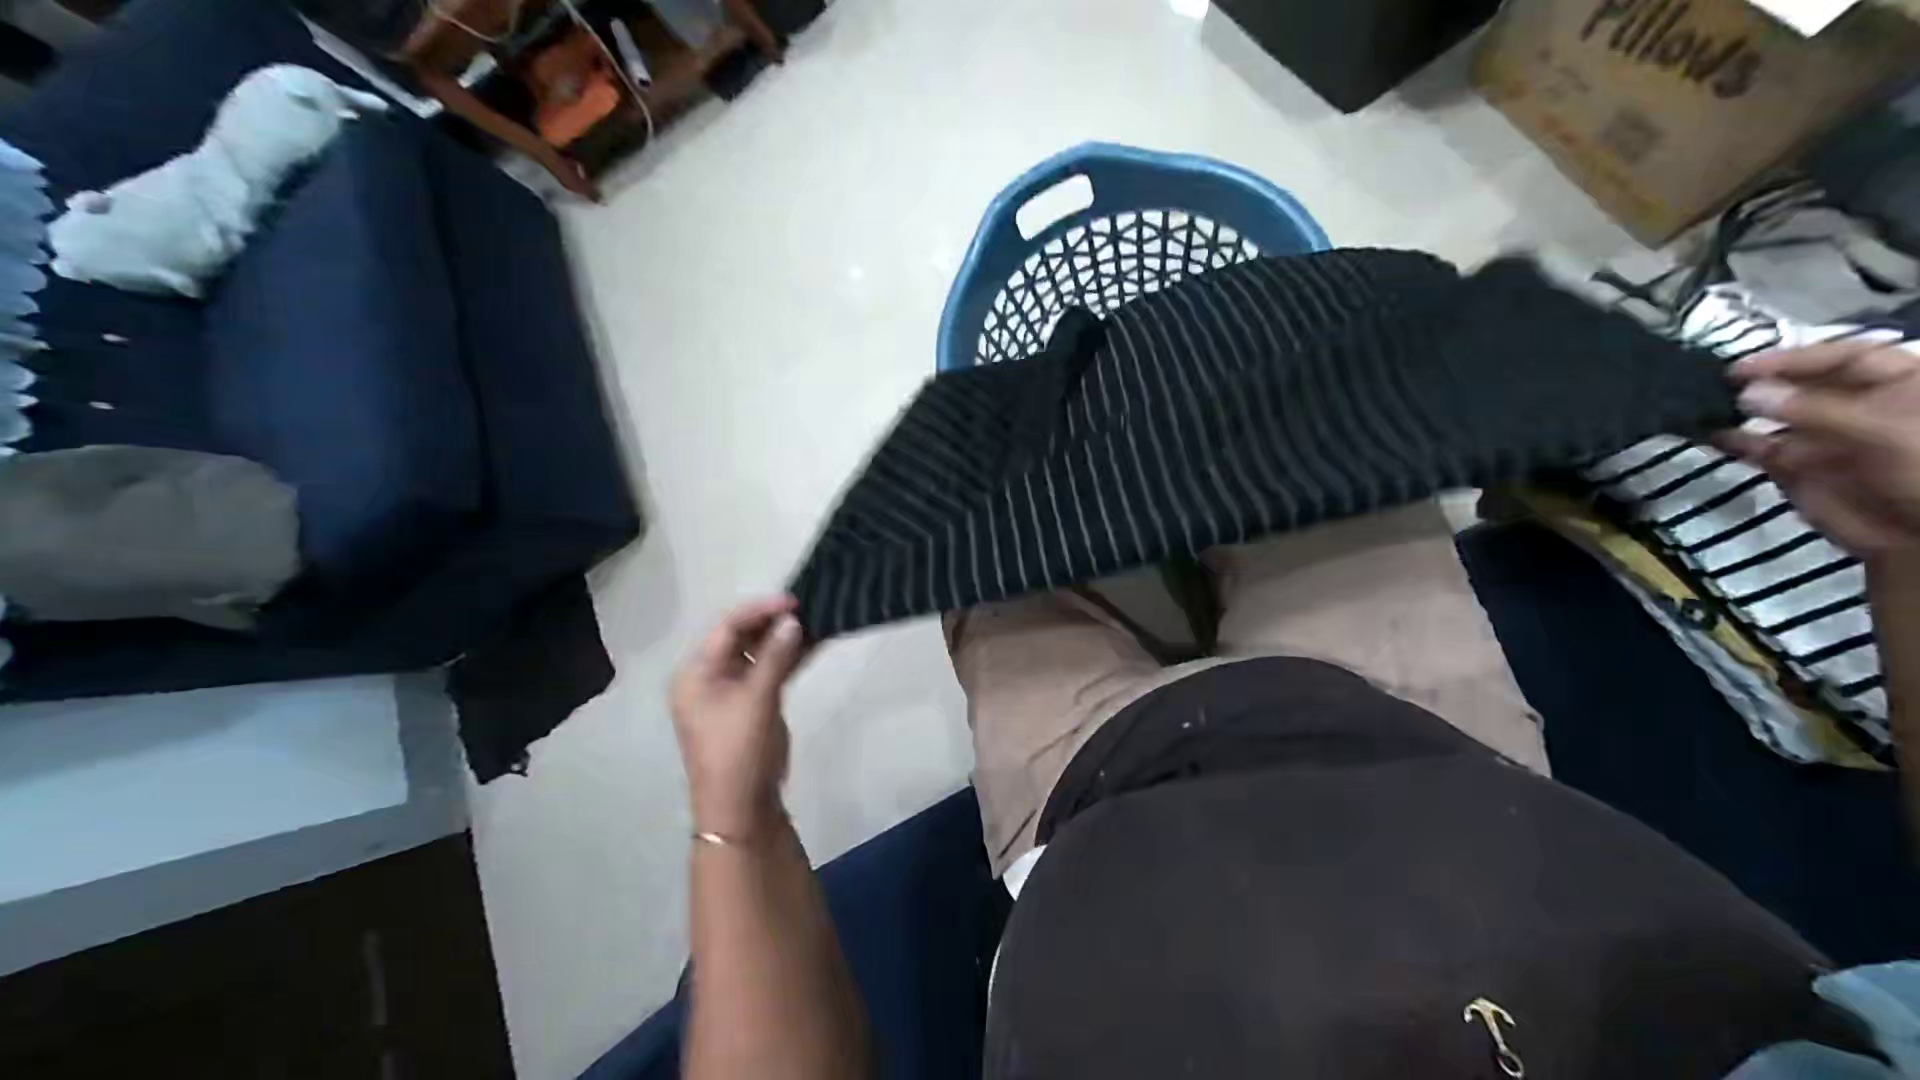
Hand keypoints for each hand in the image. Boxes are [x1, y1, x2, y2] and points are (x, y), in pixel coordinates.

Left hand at [670, 596, 807, 837]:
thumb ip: (774, 657)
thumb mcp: (756, 700)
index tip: (793, 601)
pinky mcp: (754, 703)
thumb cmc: (738, 751)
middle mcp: (711, 677)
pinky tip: (815, 642)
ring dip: (785, 638)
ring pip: (759, 653)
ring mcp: (733, 690)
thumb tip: (793, 621)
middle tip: (808, 607)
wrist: (742, 807)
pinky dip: (790, 658)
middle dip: (773, 621)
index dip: (759, 610)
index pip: (726, 628)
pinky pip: (771, 671)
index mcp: (696, 673)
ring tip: (816, 619)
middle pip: (742, 637)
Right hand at [1718, 341, 1919, 558]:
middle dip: (1764, 381)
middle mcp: (1858, 407)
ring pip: (1774, 414)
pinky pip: (1754, 447)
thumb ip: (1814, 411)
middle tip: (1715, 384)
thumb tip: (1746, 393)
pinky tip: (1704, 434)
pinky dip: (1729, 441)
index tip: (1746, 367)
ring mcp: (1822, 438)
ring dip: (1740, 409)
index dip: (1800, 357)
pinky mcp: (1793, 466)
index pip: (1849, 357)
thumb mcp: (1883, 432)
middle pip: (1805, 383)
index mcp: (1899, 388)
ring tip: (1701, 405)